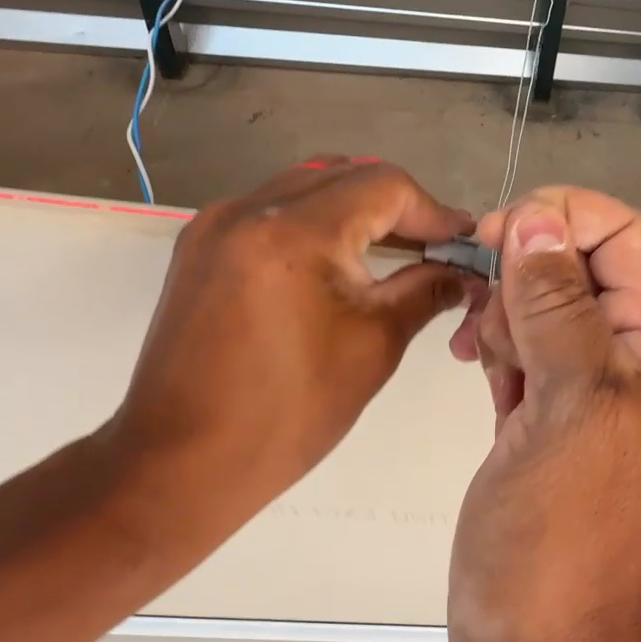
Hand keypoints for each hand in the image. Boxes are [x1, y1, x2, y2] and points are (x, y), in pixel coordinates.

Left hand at [103, 156, 478, 526]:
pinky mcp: (201, 244)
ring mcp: (218, 223)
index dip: (432, 210)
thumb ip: (426, 291)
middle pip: (347, 174)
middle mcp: (250, 209)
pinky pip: (274, 207)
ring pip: (309, 184)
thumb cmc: (286, 413)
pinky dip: (317, 220)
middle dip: (399, 205)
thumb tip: (465, 273)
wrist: (175, 467)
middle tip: (435, 245)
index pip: (384, 186)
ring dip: (358, 207)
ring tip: (395, 249)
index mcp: (294, 232)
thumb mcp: (374, 346)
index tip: (462, 242)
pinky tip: (339, 259)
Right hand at [445, 188, 640, 641]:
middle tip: (497, 315)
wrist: (538, 639)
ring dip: (506, 311)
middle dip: (526, 271)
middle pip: (577, 260)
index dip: (563, 217)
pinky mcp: (544, 405)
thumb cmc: (568, 540)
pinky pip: (520, 340)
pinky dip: (495, 342)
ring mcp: (584, 380)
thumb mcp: (573, 406)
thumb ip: (559, 306)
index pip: (622, 235)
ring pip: (542, 298)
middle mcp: (628, 355)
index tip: (504, 232)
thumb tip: (538, 222)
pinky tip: (482, 370)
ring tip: (490, 359)